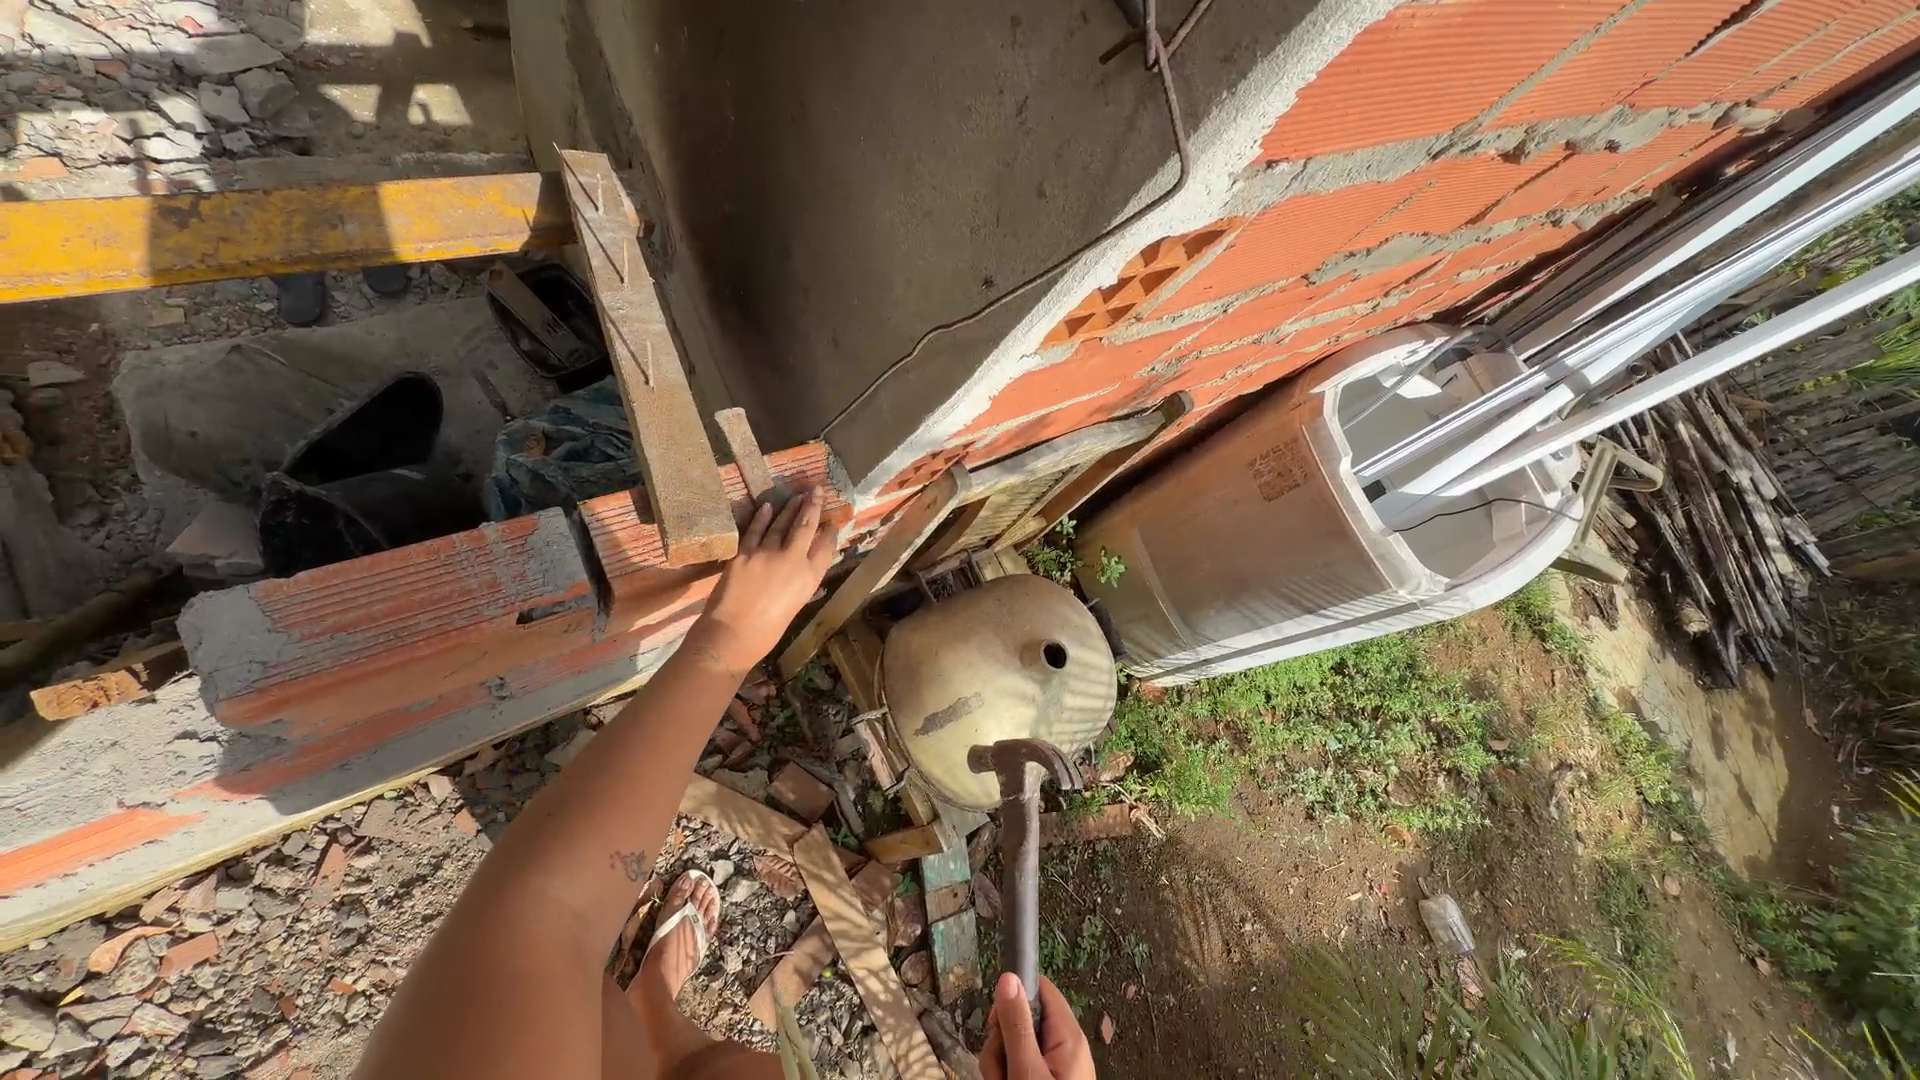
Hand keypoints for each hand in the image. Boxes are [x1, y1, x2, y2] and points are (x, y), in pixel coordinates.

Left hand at [692, 487, 836, 669]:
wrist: (733, 635)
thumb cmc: (767, 630)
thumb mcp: (795, 604)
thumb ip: (801, 580)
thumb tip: (803, 564)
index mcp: (809, 578)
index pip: (826, 548)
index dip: (830, 533)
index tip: (832, 522)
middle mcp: (793, 560)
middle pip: (806, 526)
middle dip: (812, 505)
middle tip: (816, 489)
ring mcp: (767, 553)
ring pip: (781, 523)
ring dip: (790, 508)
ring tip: (797, 496)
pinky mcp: (744, 553)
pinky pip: (755, 529)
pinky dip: (762, 517)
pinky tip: (767, 507)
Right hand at [982, 974, 1094, 1079]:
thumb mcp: (1026, 1070)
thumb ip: (1017, 1026)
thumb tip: (1009, 977)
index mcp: (1069, 1035)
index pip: (1040, 988)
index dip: (1013, 997)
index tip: (995, 1022)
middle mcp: (1066, 1044)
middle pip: (1023, 1019)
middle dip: (1002, 1043)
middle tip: (999, 1069)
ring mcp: (1057, 1064)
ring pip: (1017, 1044)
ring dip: (1001, 1063)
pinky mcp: (1049, 1078)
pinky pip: (1022, 1064)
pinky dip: (1008, 1075)